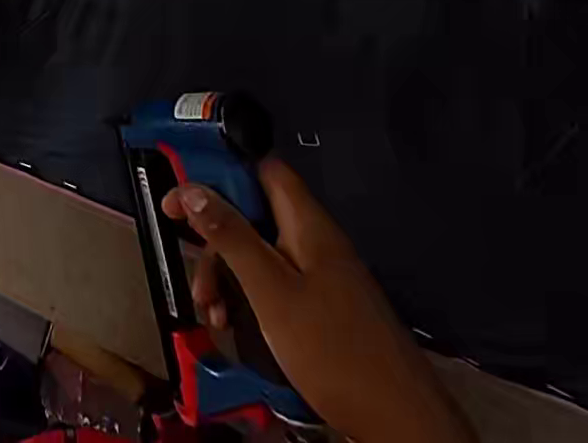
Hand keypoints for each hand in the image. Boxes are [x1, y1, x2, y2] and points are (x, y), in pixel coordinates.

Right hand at [162, 158, 475, 442]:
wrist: (403, 428)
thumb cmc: (333, 350)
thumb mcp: (270, 291)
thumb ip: (231, 236)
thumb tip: (192, 190)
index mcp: (307, 225)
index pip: (262, 170)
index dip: (222, 172)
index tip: (184, 193)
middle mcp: (313, 241)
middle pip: (252, 213)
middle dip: (215, 233)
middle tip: (186, 252)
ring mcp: (318, 275)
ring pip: (257, 251)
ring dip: (225, 272)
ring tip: (210, 307)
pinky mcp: (319, 306)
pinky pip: (271, 282)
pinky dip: (245, 295)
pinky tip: (230, 322)